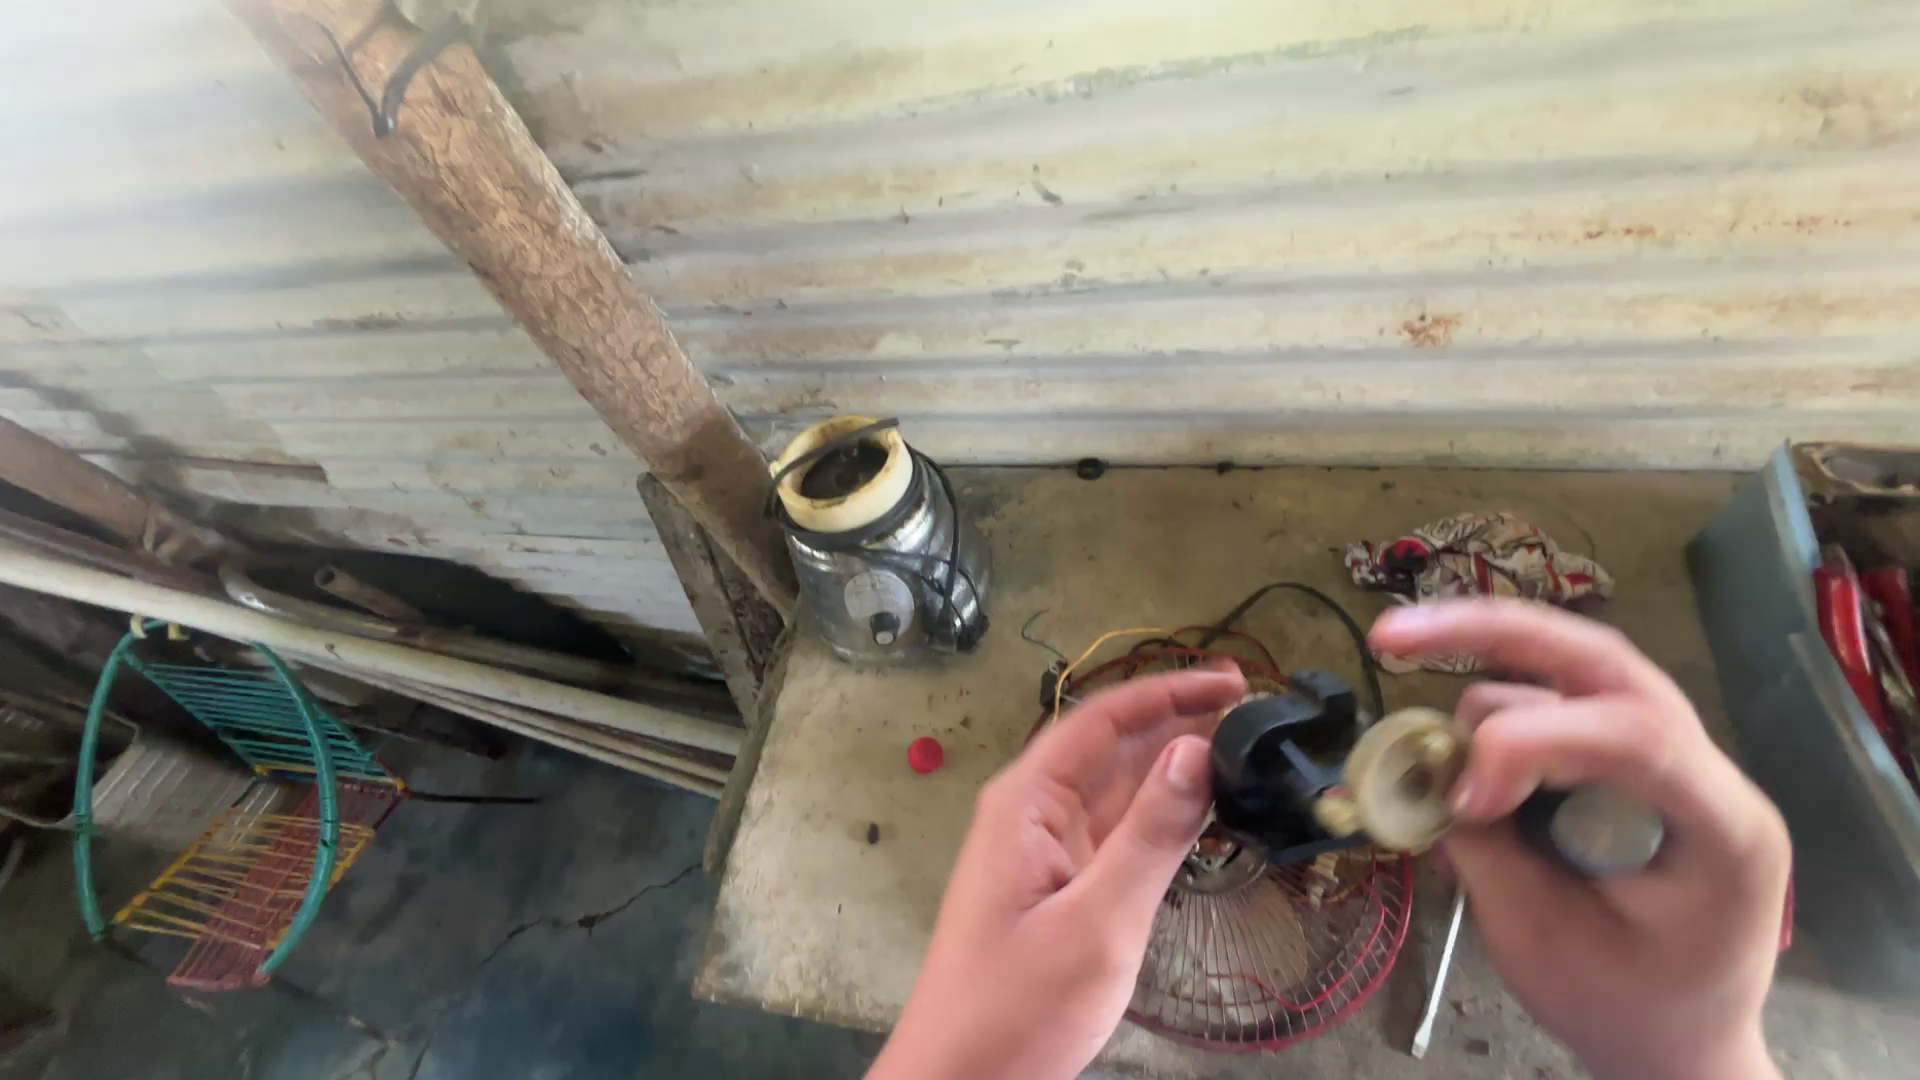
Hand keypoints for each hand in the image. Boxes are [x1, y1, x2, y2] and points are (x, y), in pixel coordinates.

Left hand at [865, 661, 1247, 1079]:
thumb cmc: (1019, 1004)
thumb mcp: (1097, 921)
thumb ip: (1150, 835)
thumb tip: (1196, 750)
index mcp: (1029, 797)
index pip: (1103, 720)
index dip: (1168, 693)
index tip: (1231, 681)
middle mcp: (1037, 805)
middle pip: (1113, 745)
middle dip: (1177, 721)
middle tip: (1252, 711)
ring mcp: (1049, 842)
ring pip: (1119, 785)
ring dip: (1173, 763)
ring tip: (1241, 745)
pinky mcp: (1064, 878)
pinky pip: (1118, 828)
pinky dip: (1162, 812)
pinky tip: (1204, 803)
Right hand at [1371, 600, 1789, 1079]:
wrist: (1669, 1038)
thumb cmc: (1621, 1004)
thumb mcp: (1542, 937)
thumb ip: (1483, 842)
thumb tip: (1431, 775)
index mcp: (1719, 824)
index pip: (1634, 734)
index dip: (1526, 745)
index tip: (1463, 803)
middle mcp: (1691, 766)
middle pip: (1589, 656)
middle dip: (1482, 633)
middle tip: (1388, 636)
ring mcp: (1645, 754)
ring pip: (1539, 683)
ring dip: (1473, 723)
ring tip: (1443, 801)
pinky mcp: (1599, 756)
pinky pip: (1522, 710)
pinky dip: (1471, 734)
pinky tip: (1455, 790)